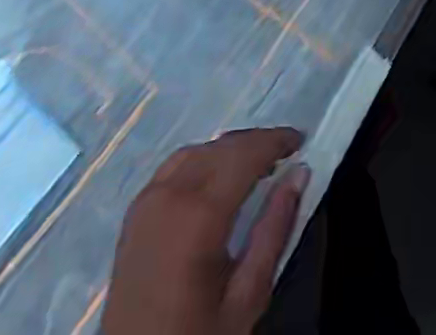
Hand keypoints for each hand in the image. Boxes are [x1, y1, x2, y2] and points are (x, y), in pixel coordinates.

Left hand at [104, 128, 309, 334]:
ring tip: (259, 165)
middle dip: (254, 143)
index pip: (243, 155)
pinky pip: (173, 166)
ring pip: (195, 151)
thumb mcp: (248, 296)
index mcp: (198, 212)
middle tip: (287, 153)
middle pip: (218, 148)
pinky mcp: (135, 208)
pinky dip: (201, 160)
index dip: (273, 141)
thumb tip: (299, 176)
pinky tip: (218, 178)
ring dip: (227, 150)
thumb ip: (274, 230)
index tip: (301, 140)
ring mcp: (146, 197)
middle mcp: (168, 192)